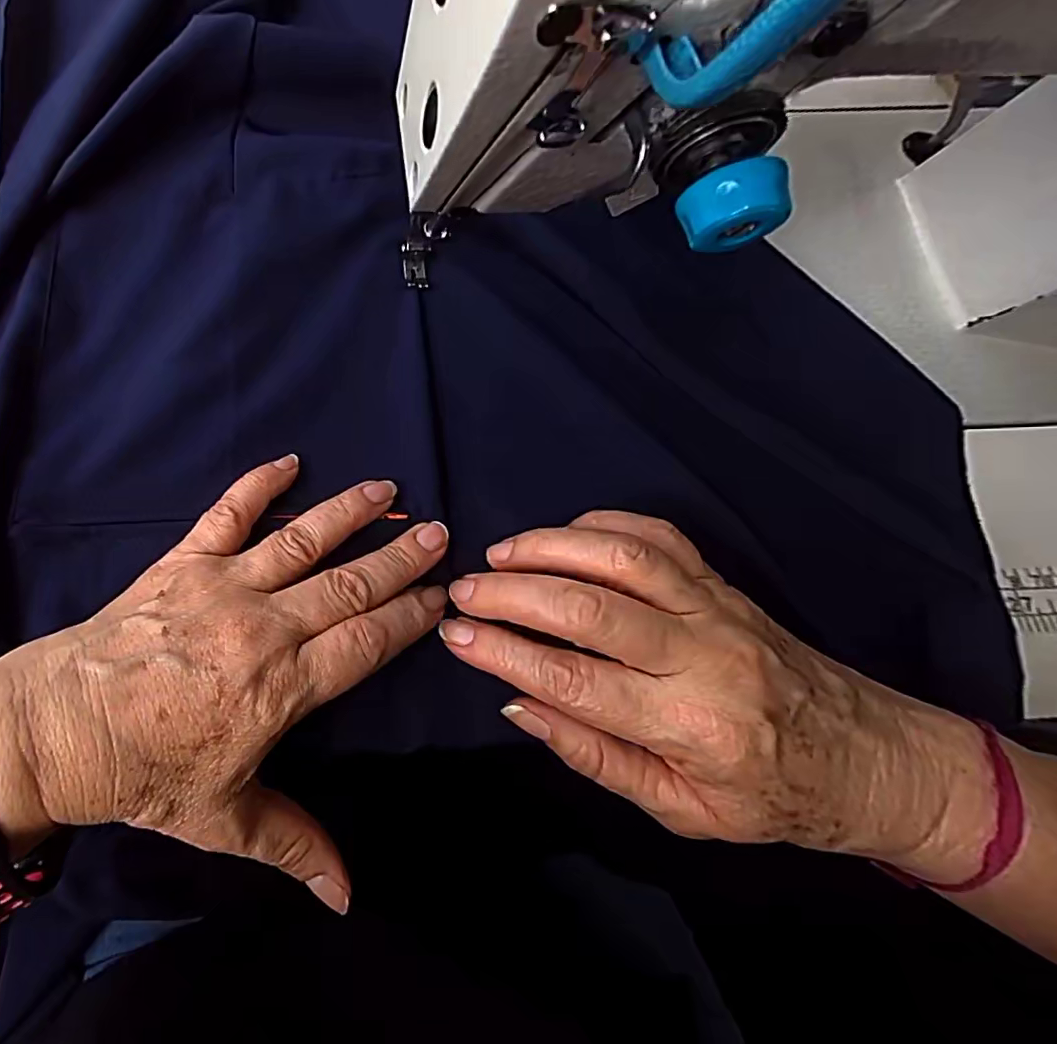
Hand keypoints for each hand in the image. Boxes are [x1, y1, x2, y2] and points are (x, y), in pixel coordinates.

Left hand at [0, 457, 450, 912]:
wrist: (60, 724)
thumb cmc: (141, 772)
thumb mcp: (222, 820)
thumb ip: (293, 846)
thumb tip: (349, 898)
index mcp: (280, 686)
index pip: (365, 643)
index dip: (409, 617)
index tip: (442, 596)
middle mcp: (258, 627)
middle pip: (345, 586)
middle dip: (397, 560)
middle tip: (439, 535)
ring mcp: (217, 588)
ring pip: (298, 541)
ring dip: (346, 514)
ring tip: (386, 492)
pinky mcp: (177, 566)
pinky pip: (225, 515)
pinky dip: (256, 485)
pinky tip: (286, 461)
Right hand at [439, 511, 995, 883]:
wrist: (876, 760)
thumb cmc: (768, 793)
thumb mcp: (678, 808)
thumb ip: (591, 755)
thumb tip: (515, 703)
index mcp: (691, 726)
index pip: (573, 680)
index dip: (502, 653)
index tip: (455, 635)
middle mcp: (706, 659)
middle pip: (589, 607)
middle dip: (510, 593)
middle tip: (462, 592)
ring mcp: (718, 611)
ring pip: (622, 557)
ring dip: (548, 547)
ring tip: (497, 555)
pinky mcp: (723, 584)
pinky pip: (657, 535)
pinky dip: (597, 525)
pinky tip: (556, 538)